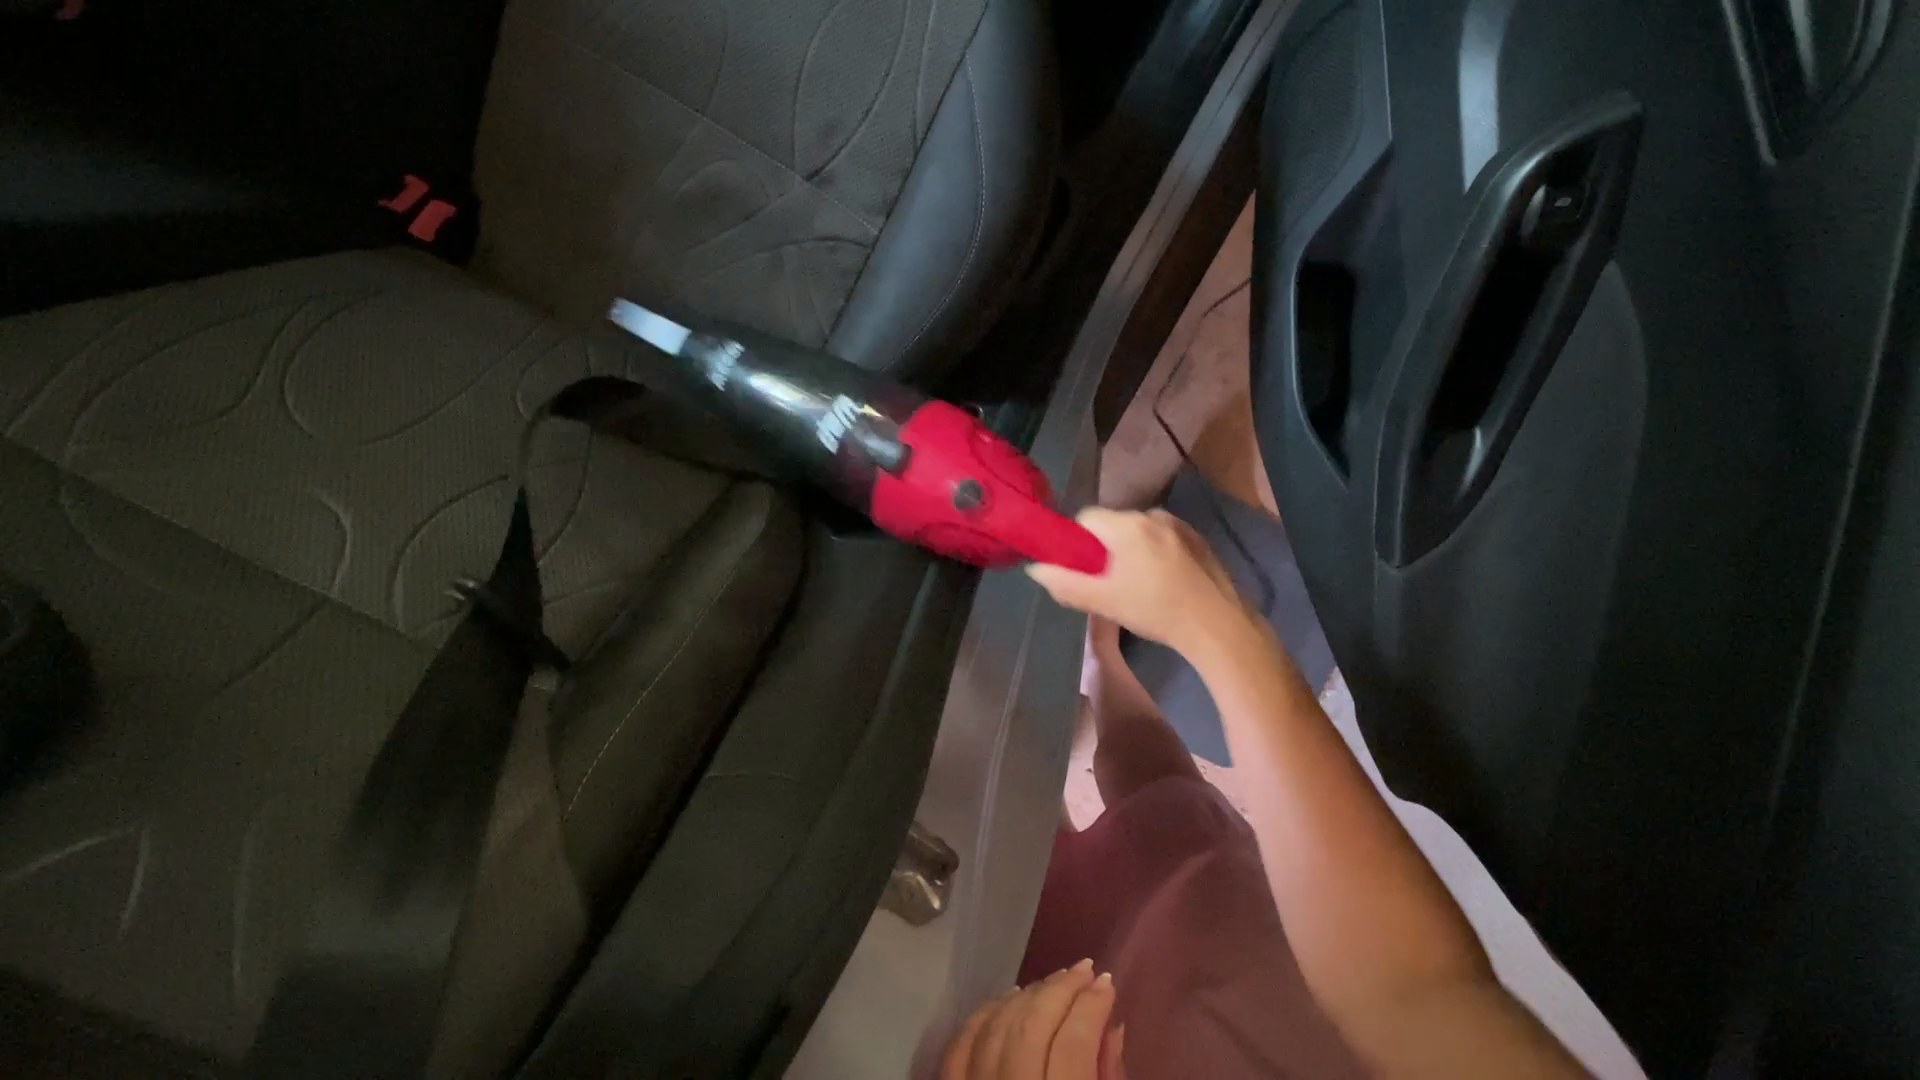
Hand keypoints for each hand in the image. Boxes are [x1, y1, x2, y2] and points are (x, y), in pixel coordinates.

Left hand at [942, 961, 1126, 1079]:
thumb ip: (1108, 1076)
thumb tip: (1111, 1025)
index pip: (1072, 1046)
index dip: (1091, 1007)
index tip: (1107, 980)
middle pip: (1029, 1027)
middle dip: (1060, 991)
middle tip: (1084, 970)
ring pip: (994, 1029)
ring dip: (1025, 996)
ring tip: (1053, 983)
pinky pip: (959, 1046)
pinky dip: (984, 1015)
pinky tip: (1009, 999)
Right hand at [1028, 508, 1252, 654]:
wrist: (1217, 625)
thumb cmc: (1155, 611)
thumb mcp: (1104, 602)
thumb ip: (1065, 583)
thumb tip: (1036, 569)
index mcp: (1127, 525)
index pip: (1086, 518)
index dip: (1078, 543)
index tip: (1085, 571)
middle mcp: (1152, 515)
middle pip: (1113, 525)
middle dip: (1105, 549)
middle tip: (1111, 585)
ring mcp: (1179, 525)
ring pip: (1139, 532)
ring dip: (1132, 552)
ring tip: (1140, 587)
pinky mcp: (1198, 538)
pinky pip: (1163, 538)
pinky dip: (1156, 554)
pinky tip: (1165, 583)